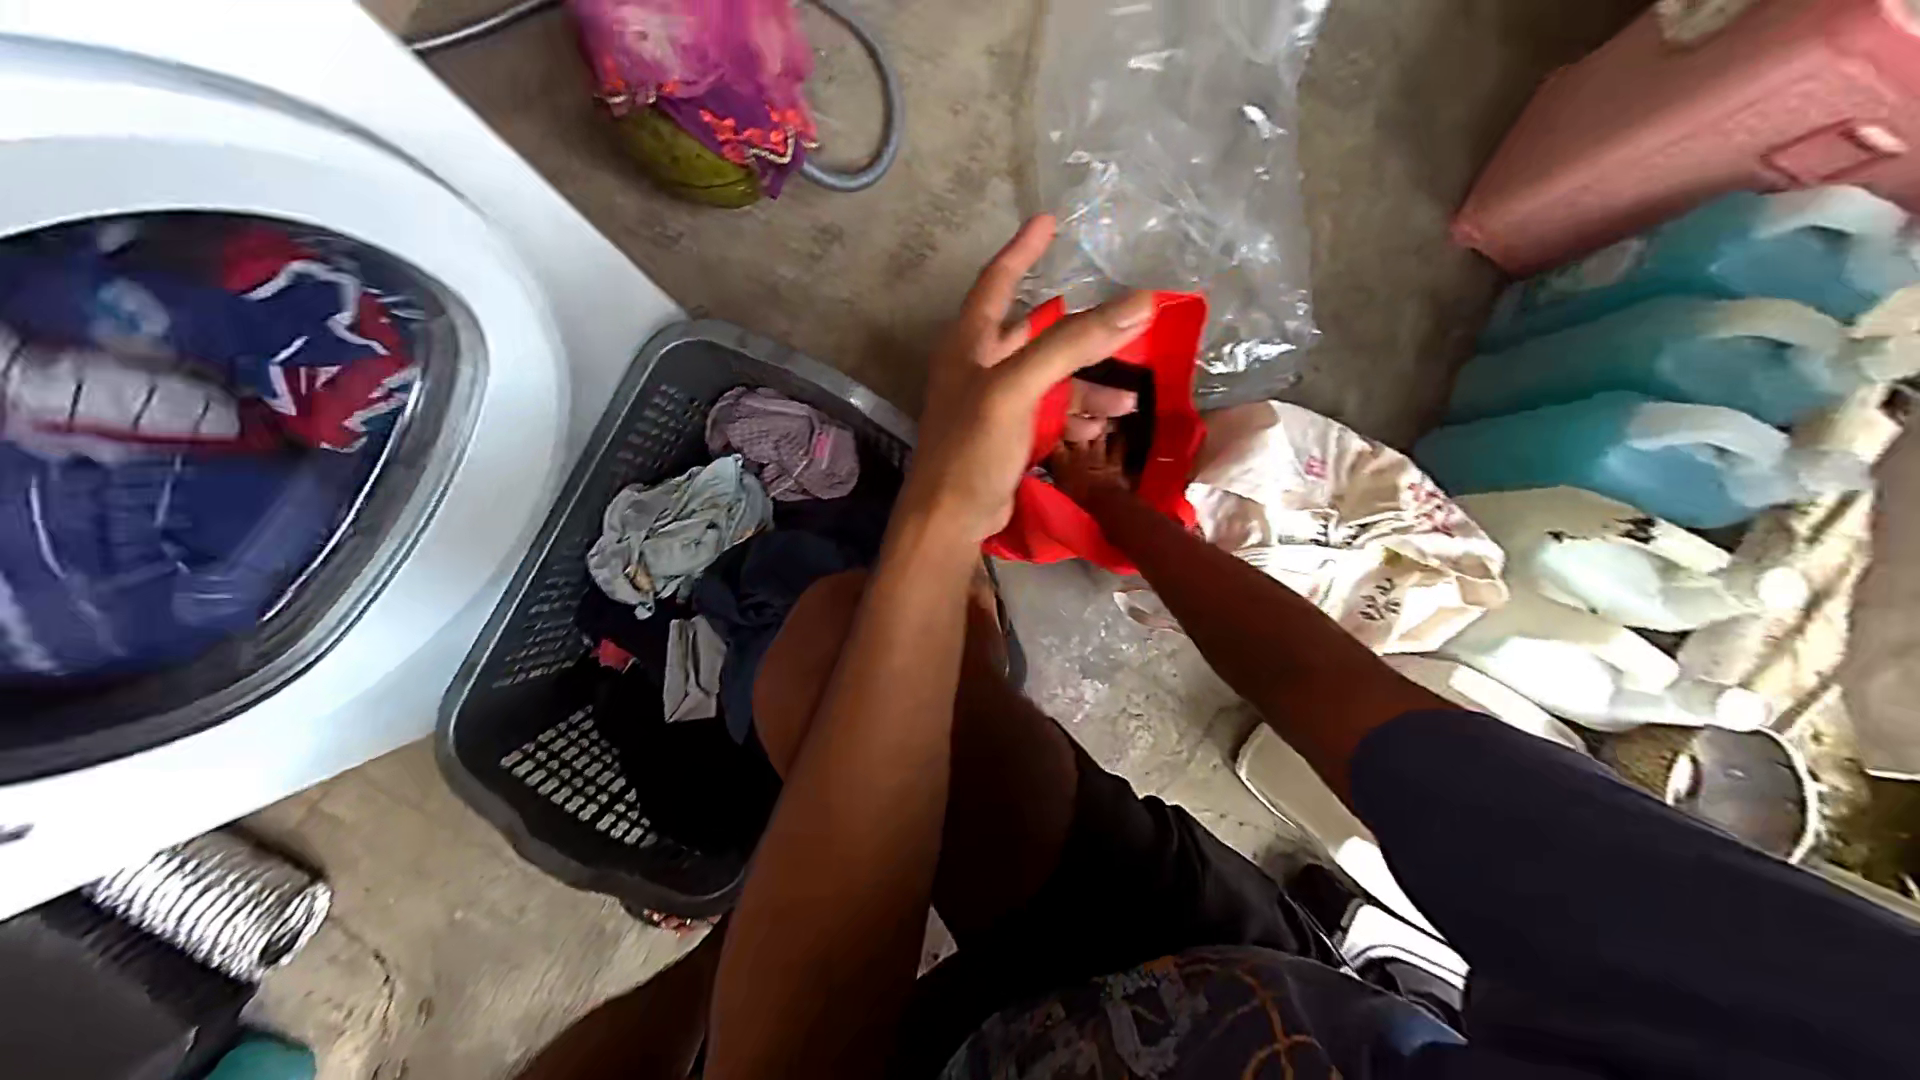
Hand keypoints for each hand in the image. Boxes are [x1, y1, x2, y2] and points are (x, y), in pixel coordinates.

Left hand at [901, 216, 1153, 540]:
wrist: (951, 517)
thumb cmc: (972, 447)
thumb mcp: (1018, 388)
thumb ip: (1071, 344)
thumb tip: (1138, 303)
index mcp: (970, 343)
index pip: (996, 281)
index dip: (1022, 249)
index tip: (1048, 220)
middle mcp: (981, 366)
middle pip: (1038, 335)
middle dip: (1083, 335)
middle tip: (1128, 328)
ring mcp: (996, 403)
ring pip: (1052, 379)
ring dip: (1090, 387)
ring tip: (1130, 401)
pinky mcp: (1009, 436)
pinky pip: (1051, 414)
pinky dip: (1077, 416)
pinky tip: (1103, 426)